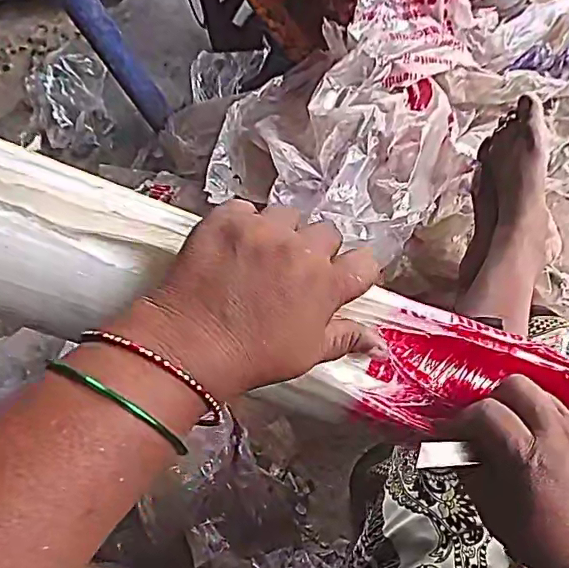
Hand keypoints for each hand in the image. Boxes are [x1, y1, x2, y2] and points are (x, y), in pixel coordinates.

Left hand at [112, 200, 379, 397]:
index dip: (350, 271)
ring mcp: (262, 230)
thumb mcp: (306, 354)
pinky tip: (231, 250)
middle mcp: (300, 249)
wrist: (189, 347)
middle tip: (289, 272)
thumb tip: (379, 342)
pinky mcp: (227, 219)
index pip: (364, 261)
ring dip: (279, 233)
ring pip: (286, 216)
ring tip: (258, 257)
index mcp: (327, 284)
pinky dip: (242, 225)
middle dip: (313, 249)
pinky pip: (246, 209)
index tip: (335, 279)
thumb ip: (344, 338)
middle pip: (326, 232)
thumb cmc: (252, 357)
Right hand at [451, 376, 568, 567]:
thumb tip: (452, 446)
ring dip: (516, 409)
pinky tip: (534, 447)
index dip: (460, 420)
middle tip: (480, 426)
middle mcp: (558, 437)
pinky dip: (540, 422)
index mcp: (528, 457)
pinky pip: (561, 414)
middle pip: (516, 386)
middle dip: (490, 401)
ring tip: (508, 435)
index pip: (485, 411)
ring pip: (540, 395)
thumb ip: (469, 468)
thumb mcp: (491, 508)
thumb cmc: (544, 541)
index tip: (450, 433)